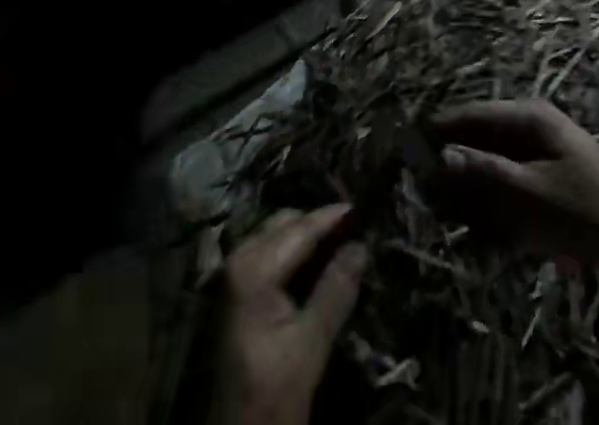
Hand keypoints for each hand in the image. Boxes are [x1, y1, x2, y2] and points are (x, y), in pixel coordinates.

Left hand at [212, 204, 368, 424]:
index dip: (334, 216)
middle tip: (357, 230)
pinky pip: (268, 251)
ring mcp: (232, 274)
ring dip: (307, 235)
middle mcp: (237, 260)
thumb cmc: (272, 392)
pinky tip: (319, 263)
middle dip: (320, 223)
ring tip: (344, 242)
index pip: (301, 229)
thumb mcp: (312, 343)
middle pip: (286, 223)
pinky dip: (294, 250)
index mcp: (253, 270)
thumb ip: (336, 288)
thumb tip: (361, 245)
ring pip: (276, 234)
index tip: (366, 206)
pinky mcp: (235, 290)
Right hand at [429, 100, 598, 266]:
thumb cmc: (585, 210)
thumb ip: (482, 173)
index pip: (468, 115)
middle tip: (435, 205)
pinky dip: (494, 205)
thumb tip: (438, 156)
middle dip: (454, 172)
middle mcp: (530, 125)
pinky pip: (505, 183)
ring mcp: (538, 150)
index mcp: (527, 117)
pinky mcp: (544, 175)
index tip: (405, 159)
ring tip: (467, 226)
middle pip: (475, 140)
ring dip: (473, 194)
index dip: (435, 134)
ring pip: (487, 164)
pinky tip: (493, 235)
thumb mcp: (528, 193)